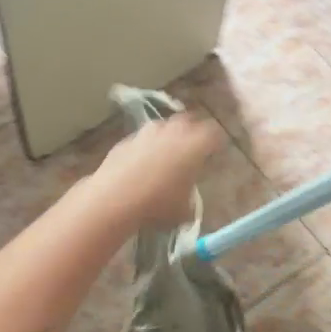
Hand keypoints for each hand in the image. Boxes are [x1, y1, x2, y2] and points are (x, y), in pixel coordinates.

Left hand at [86, 113, 225, 229]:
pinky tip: (141, 164)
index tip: (215, 152)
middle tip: (193, 150)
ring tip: (166, 156)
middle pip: (189, 121)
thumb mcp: (184, 210)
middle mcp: (173, 130)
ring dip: (167, 137)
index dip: (216, 143)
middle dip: (193, 133)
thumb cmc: (158, 204)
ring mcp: (147, 132)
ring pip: (164, 127)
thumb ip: (191, 197)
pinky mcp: (126, 139)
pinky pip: (142, 139)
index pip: (215, 134)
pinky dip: (146, 147)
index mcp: (195, 144)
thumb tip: (187, 195)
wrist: (114, 198)